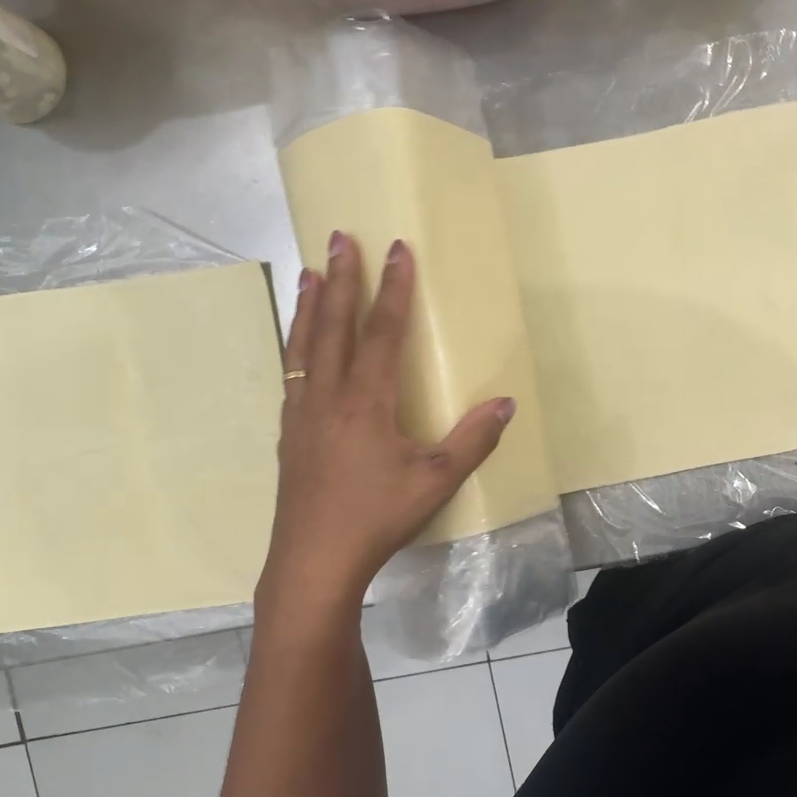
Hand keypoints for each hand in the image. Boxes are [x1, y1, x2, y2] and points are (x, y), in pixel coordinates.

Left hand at [259, 231, 514, 620]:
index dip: (393, 289)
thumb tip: (507, 403)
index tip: (398, 249)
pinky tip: (299, 346)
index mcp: (367, 402)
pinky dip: (295, 345)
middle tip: (340, 236)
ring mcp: (303, 414)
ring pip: (304, 346)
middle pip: (334, 326)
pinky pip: (291, 373)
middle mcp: (329, 397)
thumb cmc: (378, 518)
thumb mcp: (437, 480)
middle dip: (342, 279)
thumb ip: (473, 439)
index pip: (383, 332)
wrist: (313, 561)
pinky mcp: (290, 434)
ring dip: (310, 306)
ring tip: (310, 272)